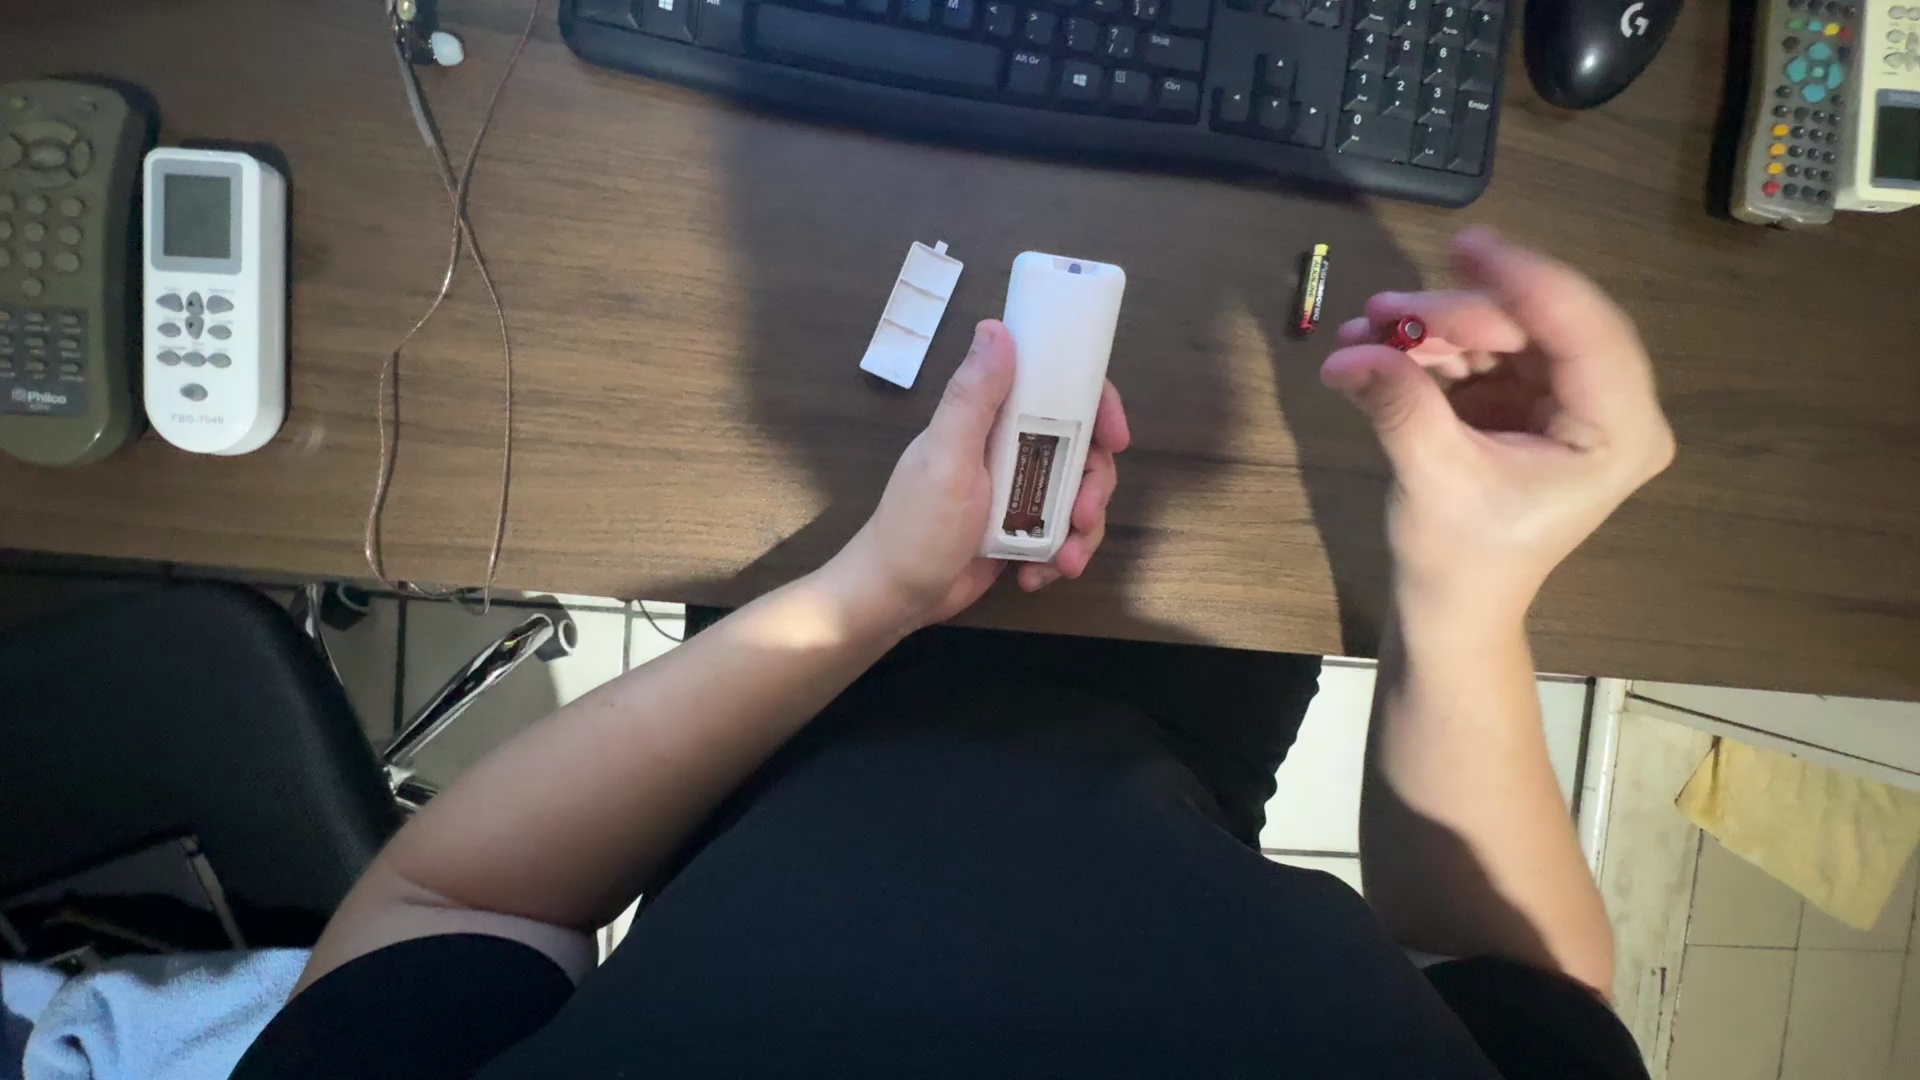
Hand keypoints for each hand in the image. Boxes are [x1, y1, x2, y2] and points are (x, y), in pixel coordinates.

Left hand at [828, 319, 1130, 631]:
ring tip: (1065, 562)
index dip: (1095, 405)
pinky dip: (1059, 557)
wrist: (896, 597)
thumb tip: (997, 328)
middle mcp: (1006, 451)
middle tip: (1083, 516)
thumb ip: (973, 397)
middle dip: (1093, 485)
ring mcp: (1015, 494)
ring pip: (1077, 497)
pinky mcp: (1018, 532)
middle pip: (1080, 450)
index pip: (1055, 392)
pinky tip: (1035, 577)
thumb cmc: (916, 528)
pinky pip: (1061, 536)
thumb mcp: (945, 459)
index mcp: (989, 422)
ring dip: (1081, 532)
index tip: (1116, 437)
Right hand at [1321, 227, 1675, 623]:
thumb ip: (1398, 407)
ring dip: (1429, 333)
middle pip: (1532, 328)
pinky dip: (1424, 357)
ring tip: (1362, 332)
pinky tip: (1374, 355)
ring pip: (1498, 340)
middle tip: (1378, 311)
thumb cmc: (1459, 558)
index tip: (1467, 244)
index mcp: (1616, 429)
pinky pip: (1473, 364)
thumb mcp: (1431, 479)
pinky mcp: (1511, 412)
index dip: (1525, 281)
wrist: (1447, 605)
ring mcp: (1552, 407)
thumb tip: (1343, 354)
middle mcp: (1597, 407)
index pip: (1582, 329)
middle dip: (1453, 315)